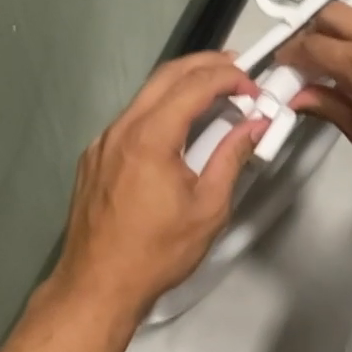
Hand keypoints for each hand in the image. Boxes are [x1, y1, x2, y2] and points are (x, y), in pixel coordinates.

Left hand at [50, 52, 265, 316]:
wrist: (97, 286)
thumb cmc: (157, 252)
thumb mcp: (209, 208)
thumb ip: (233, 158)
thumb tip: (256, 125)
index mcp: (150, 138)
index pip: (194, 86)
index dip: (230, 78)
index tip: (255, 87)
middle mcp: (121, 129)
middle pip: (166, 75)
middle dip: (206, 65)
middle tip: (238, 68)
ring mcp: (103, 142)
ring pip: (146, 95)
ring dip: (182, 85)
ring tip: (215, 92)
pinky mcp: (95, 157)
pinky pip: (132, 118)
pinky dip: (161, 108)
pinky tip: (180, 126)